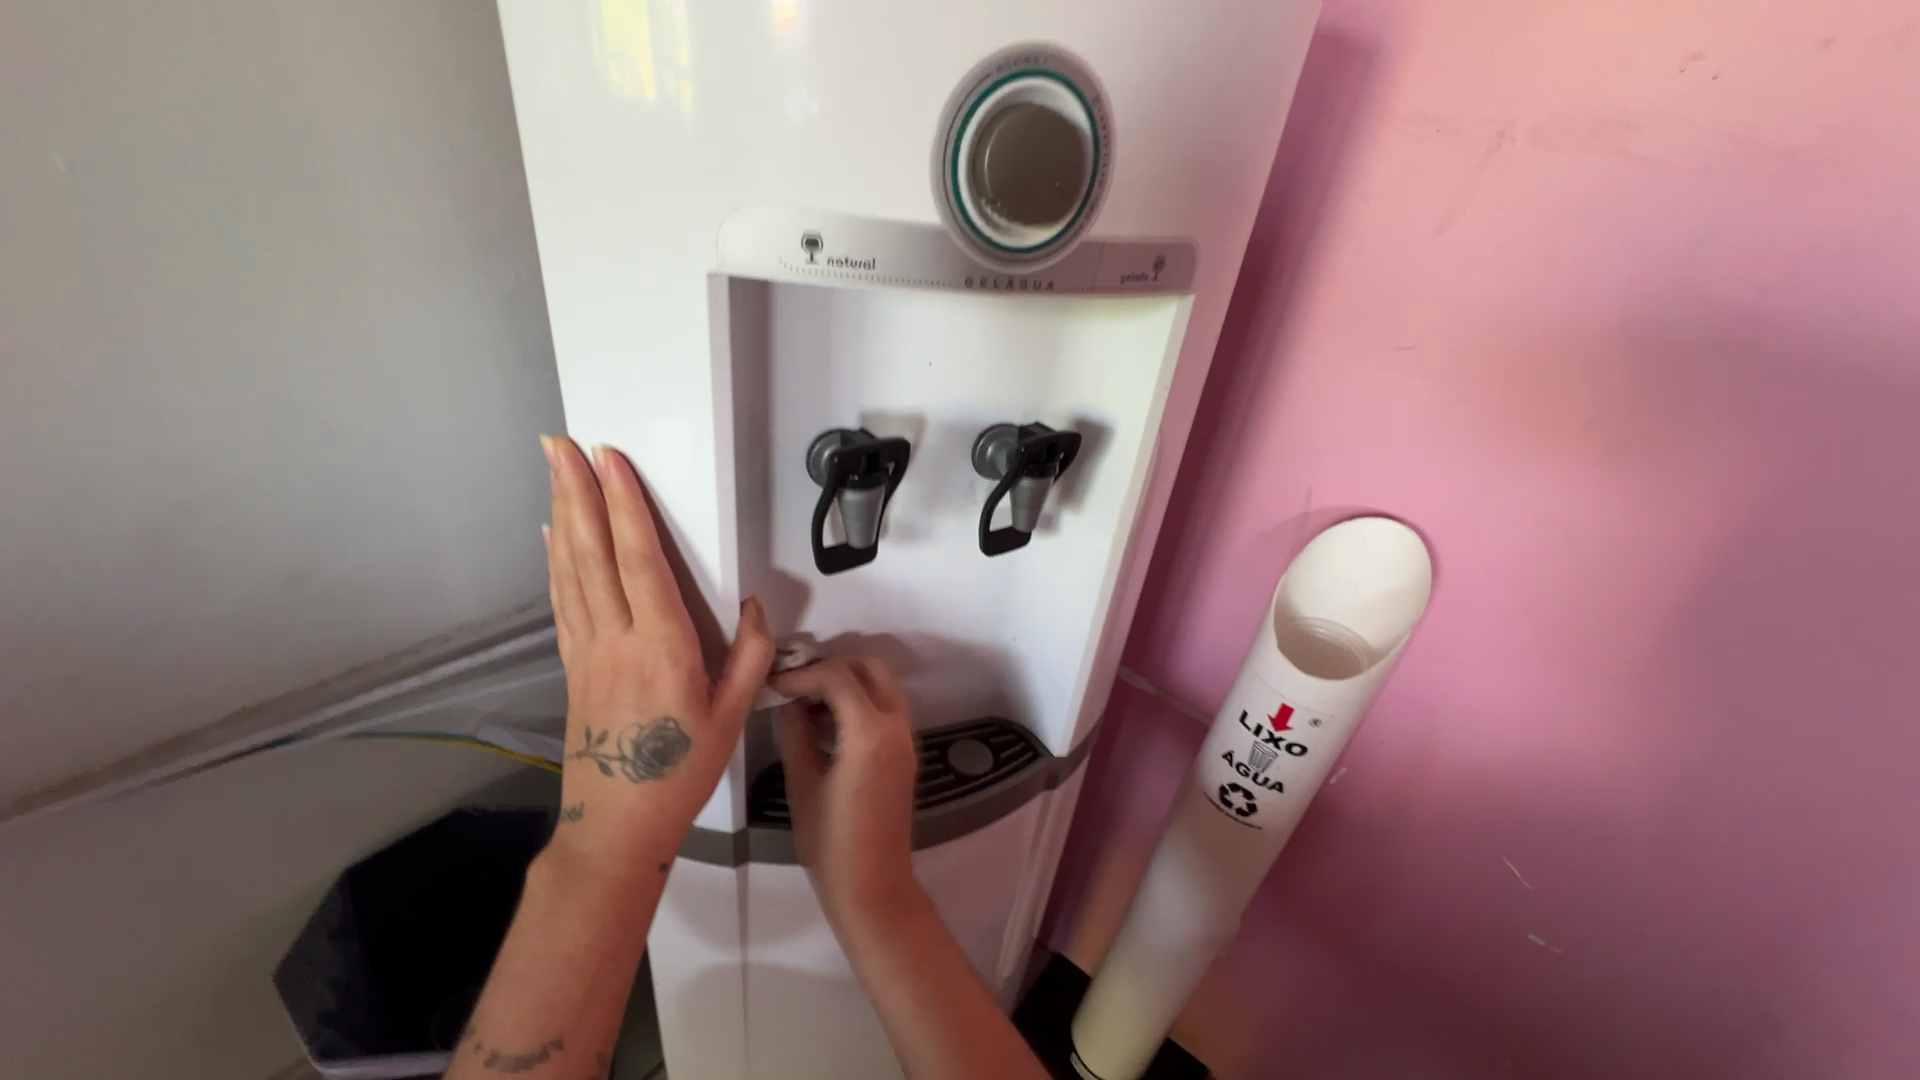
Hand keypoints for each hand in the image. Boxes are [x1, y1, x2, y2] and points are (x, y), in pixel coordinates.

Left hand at [541, 435, 772, 872]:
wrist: (615, 826)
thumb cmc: (681, 772)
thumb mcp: (733, 716)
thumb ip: (749, 655)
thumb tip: (753, 604)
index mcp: (662, 645)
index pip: (638, 559)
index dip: (624, 506)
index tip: (609, 461)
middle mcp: (616, 638)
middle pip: (593, 552)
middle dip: (578, 492)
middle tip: (559, 443)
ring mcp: (587, 650)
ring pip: (571, 569)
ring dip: (562, 515)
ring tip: (551, 472)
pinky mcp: (573, 666)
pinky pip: (563, 600)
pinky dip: (555, 561)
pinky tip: (550, 537)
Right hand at [773, 657, 921, 927]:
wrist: (874, 886)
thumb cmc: (830, 842)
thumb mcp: (802, 784)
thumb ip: (796, 734)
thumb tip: (789, 703)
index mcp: (870, 732)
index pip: (838, 677)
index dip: (803, 674)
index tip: (775, 685)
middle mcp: (896, 726)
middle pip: (870, 668)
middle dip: (832, 667)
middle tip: (797, 684)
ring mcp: (907, 739)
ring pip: (883, 685)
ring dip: (849, 683)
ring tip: (807, 702)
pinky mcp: (907, 753)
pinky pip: (887, 708)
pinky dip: (861, 701)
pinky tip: (828, 723)